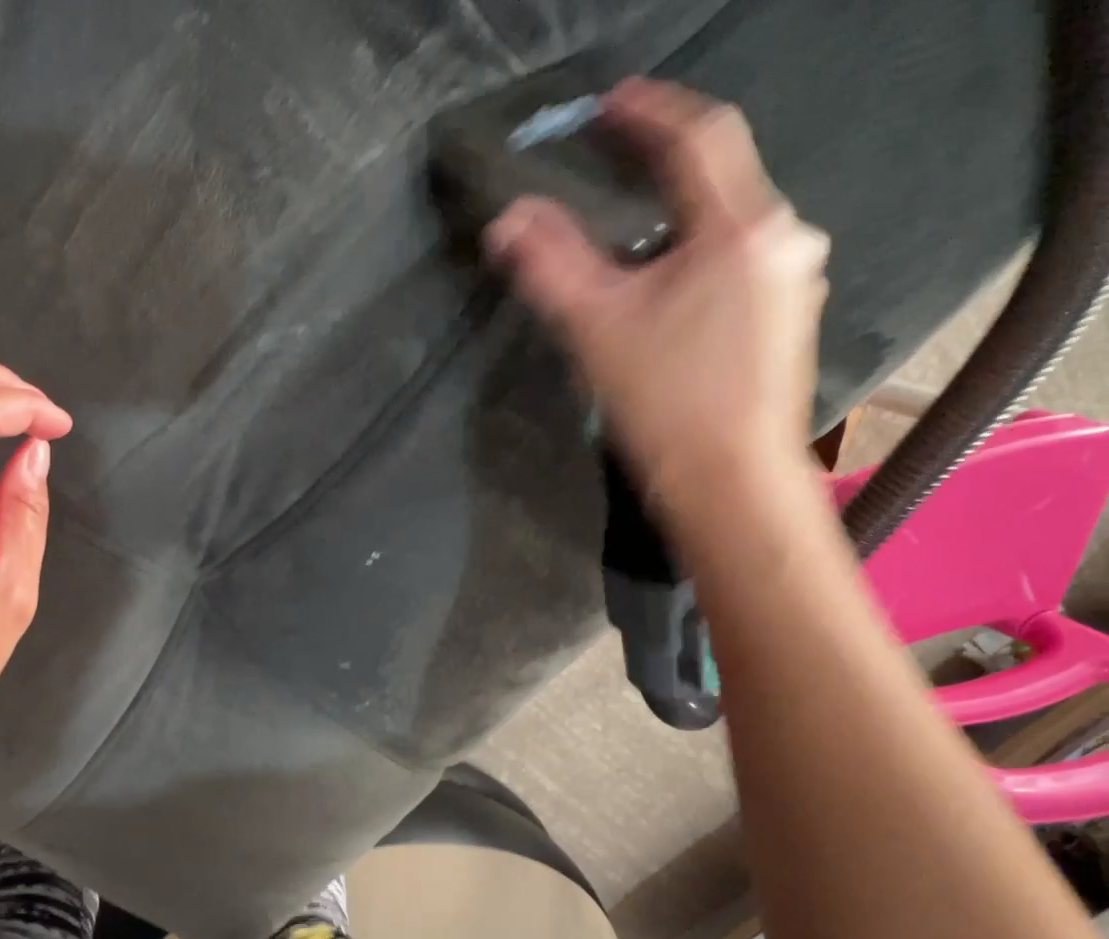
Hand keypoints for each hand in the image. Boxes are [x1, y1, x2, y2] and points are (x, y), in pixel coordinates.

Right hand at [483, 77, 830, 508]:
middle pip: (715, 176)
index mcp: (740, 230)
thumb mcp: (593, 325)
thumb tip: (506, 220)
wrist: (731, 480)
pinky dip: (691, 246)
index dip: (649, 111)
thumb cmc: (666, 400)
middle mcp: (781, 240)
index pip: (698, 139)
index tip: (608, 101)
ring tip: (622, 218)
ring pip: (724, 220)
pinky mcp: (785, 312)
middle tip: (604, 158)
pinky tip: (656, 275)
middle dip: (656, 163)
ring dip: (672, 210)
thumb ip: (547, 263)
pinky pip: (734, 254)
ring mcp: (791, 277)